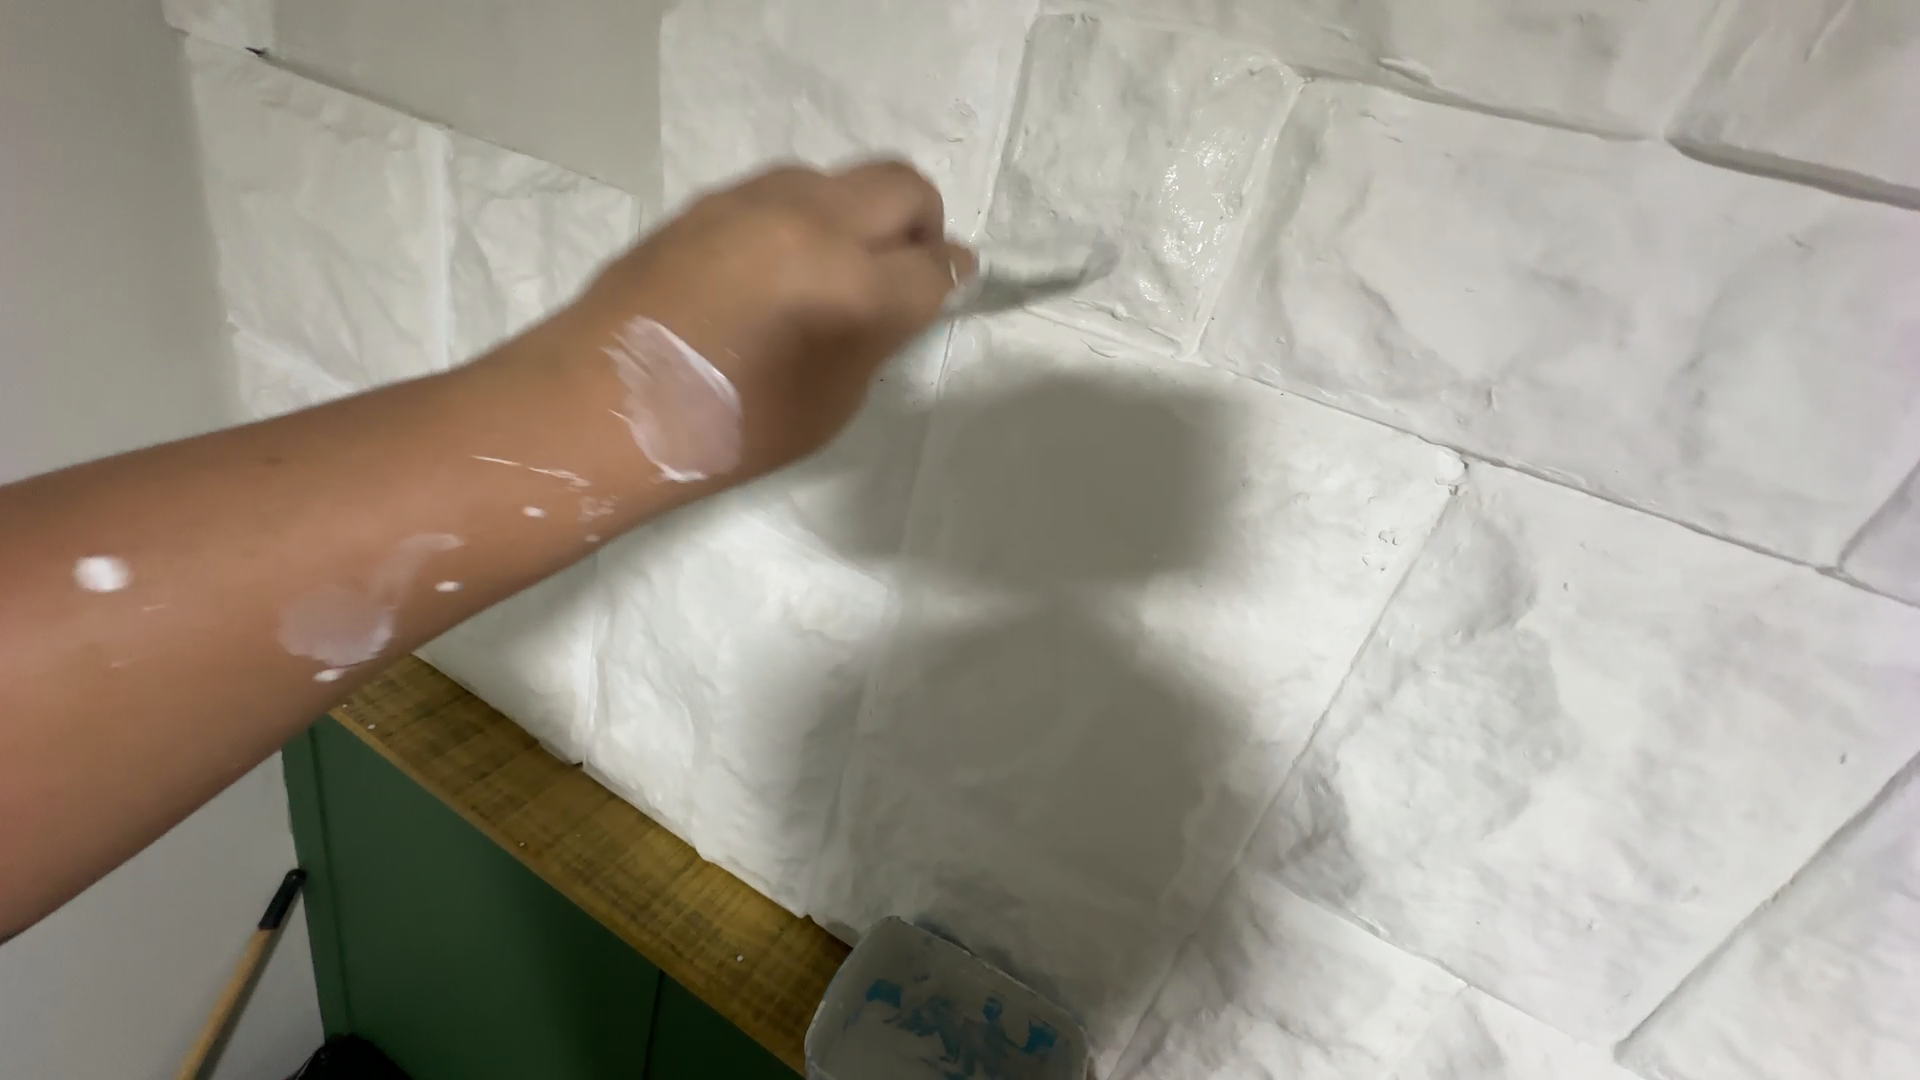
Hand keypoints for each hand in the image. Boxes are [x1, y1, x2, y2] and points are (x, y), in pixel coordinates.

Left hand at [568, 161, 972, 482]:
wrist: (601, 408)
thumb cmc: (728, 432)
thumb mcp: (831, 402)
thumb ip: (878, 338)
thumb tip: (907, 298)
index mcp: (847, 284)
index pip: (933, 263)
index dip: (950, 280)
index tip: (946, 293)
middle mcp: (808, 220)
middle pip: (902, 186)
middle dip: (921, 225)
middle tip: (905, 273)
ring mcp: (752, 201)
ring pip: (840, 180)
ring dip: (860, 217)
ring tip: (836, 275)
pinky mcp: (708, 203)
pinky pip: (785, 193)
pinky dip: (808, 221)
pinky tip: (779, 272)